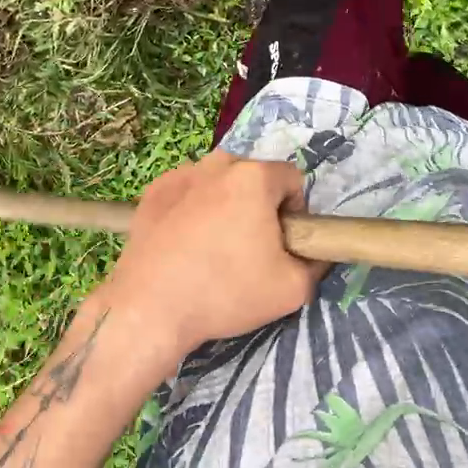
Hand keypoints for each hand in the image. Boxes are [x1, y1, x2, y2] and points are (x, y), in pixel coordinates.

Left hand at [93, 151, 327, 358]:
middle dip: (258, 206)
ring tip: (213, 250)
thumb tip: (317, 251)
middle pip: (253, 178)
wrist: (151, 305)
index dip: (294, 211)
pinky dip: (193, 210)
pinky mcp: (155, 189)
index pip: (291, 179)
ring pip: (219, 183)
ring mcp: (182, 173)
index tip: (281, 243)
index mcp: (254, 176)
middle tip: (248, 250)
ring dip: (225, 205)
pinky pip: (189, 192)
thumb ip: (316, 263)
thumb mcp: (292, 289)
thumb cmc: (226, 291)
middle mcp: (218, 162)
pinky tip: (184, 244)